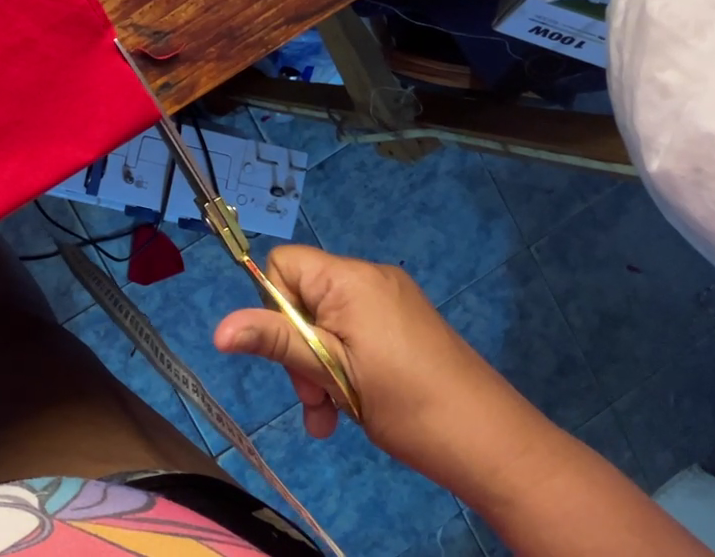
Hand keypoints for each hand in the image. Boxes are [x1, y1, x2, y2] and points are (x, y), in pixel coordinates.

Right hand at [214, 246, 553, 498]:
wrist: (498, 448)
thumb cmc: (409, 404)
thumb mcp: (332, 373)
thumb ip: (274, 342)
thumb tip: (216, 330)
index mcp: (350, 279)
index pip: (282, 265)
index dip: (273, 305)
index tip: (292, 352)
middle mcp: (370, 279)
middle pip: (301, 297)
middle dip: (297, 349)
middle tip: (313, 397)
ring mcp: (391, 302)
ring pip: (325, 322)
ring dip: (317, 368)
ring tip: (330, 415)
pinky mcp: (405, 326)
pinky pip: (353, 333)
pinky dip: (343, 367)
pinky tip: (349, 409)